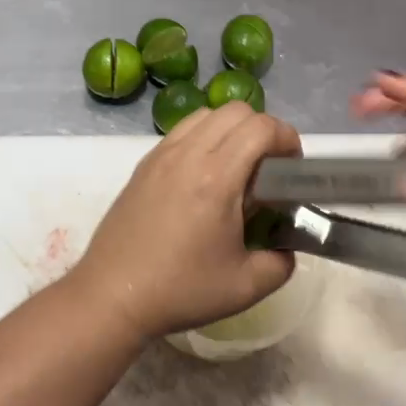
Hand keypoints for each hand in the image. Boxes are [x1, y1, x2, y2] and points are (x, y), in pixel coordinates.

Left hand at [64, 104, 300, 341]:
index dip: (286, 138)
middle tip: (270, 168)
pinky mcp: (144, 164)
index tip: (292, 167)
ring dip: (230, 129)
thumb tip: (286, 247)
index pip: (260, 127)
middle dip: (262, 129)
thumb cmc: (180, 289)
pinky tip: (204, 177)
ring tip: (236, 168)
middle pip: (235, 110)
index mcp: (217, 177)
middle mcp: (188, 154)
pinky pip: (182, 130)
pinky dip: (203, 137)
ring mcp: (161, 155)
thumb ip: (281, 262)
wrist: (112, 294)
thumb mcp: (245, 287)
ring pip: (206, 114)